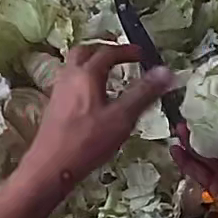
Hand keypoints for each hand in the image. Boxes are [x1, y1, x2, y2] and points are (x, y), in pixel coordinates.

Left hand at [17, 44, 174, 194]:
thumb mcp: (122, 118)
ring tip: (109, 75)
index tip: (141, 54)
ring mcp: (58, 91)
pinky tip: (94, 98)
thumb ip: (144, 93)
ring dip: (92, 64)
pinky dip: (84, 80)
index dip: (126, 51)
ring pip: (74, 67)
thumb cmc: (88, 141)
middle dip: (104, 50)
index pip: (107, 53)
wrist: (51, 167)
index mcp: (86, 74)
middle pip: (85, 52)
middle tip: (121, 56)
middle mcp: (69, 77)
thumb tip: (166, 71)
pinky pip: (70, 82)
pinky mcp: (54, 107)